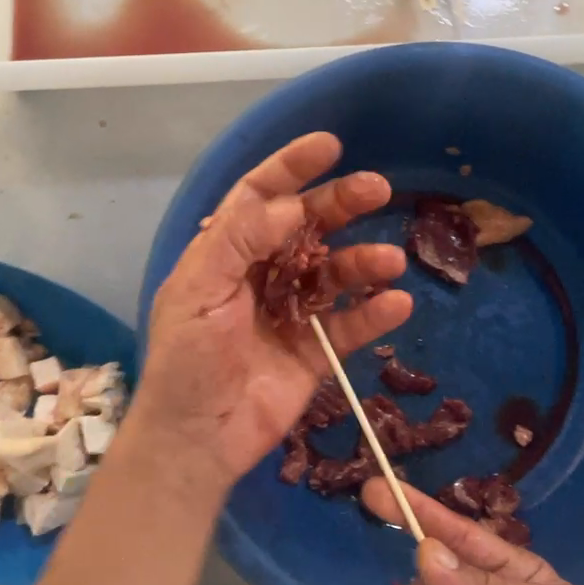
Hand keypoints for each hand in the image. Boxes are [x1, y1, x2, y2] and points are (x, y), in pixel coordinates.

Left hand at [129, 133, 413, 490]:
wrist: (197, 438)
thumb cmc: (187, 360)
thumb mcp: (200, 290)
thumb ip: (239, 241)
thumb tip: (287, 206)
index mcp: (224, 255)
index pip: (257, 198)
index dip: (289, 168)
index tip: (328, 146)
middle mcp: (260, 276)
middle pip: (305, 227)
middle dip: (339, 204)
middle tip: (378, 189)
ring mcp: (290, 314)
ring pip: (334, 274)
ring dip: (363, 261)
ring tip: (390, 260)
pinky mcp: (314, 352)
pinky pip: (350, 326)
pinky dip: (374, 314)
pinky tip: (396, 303)